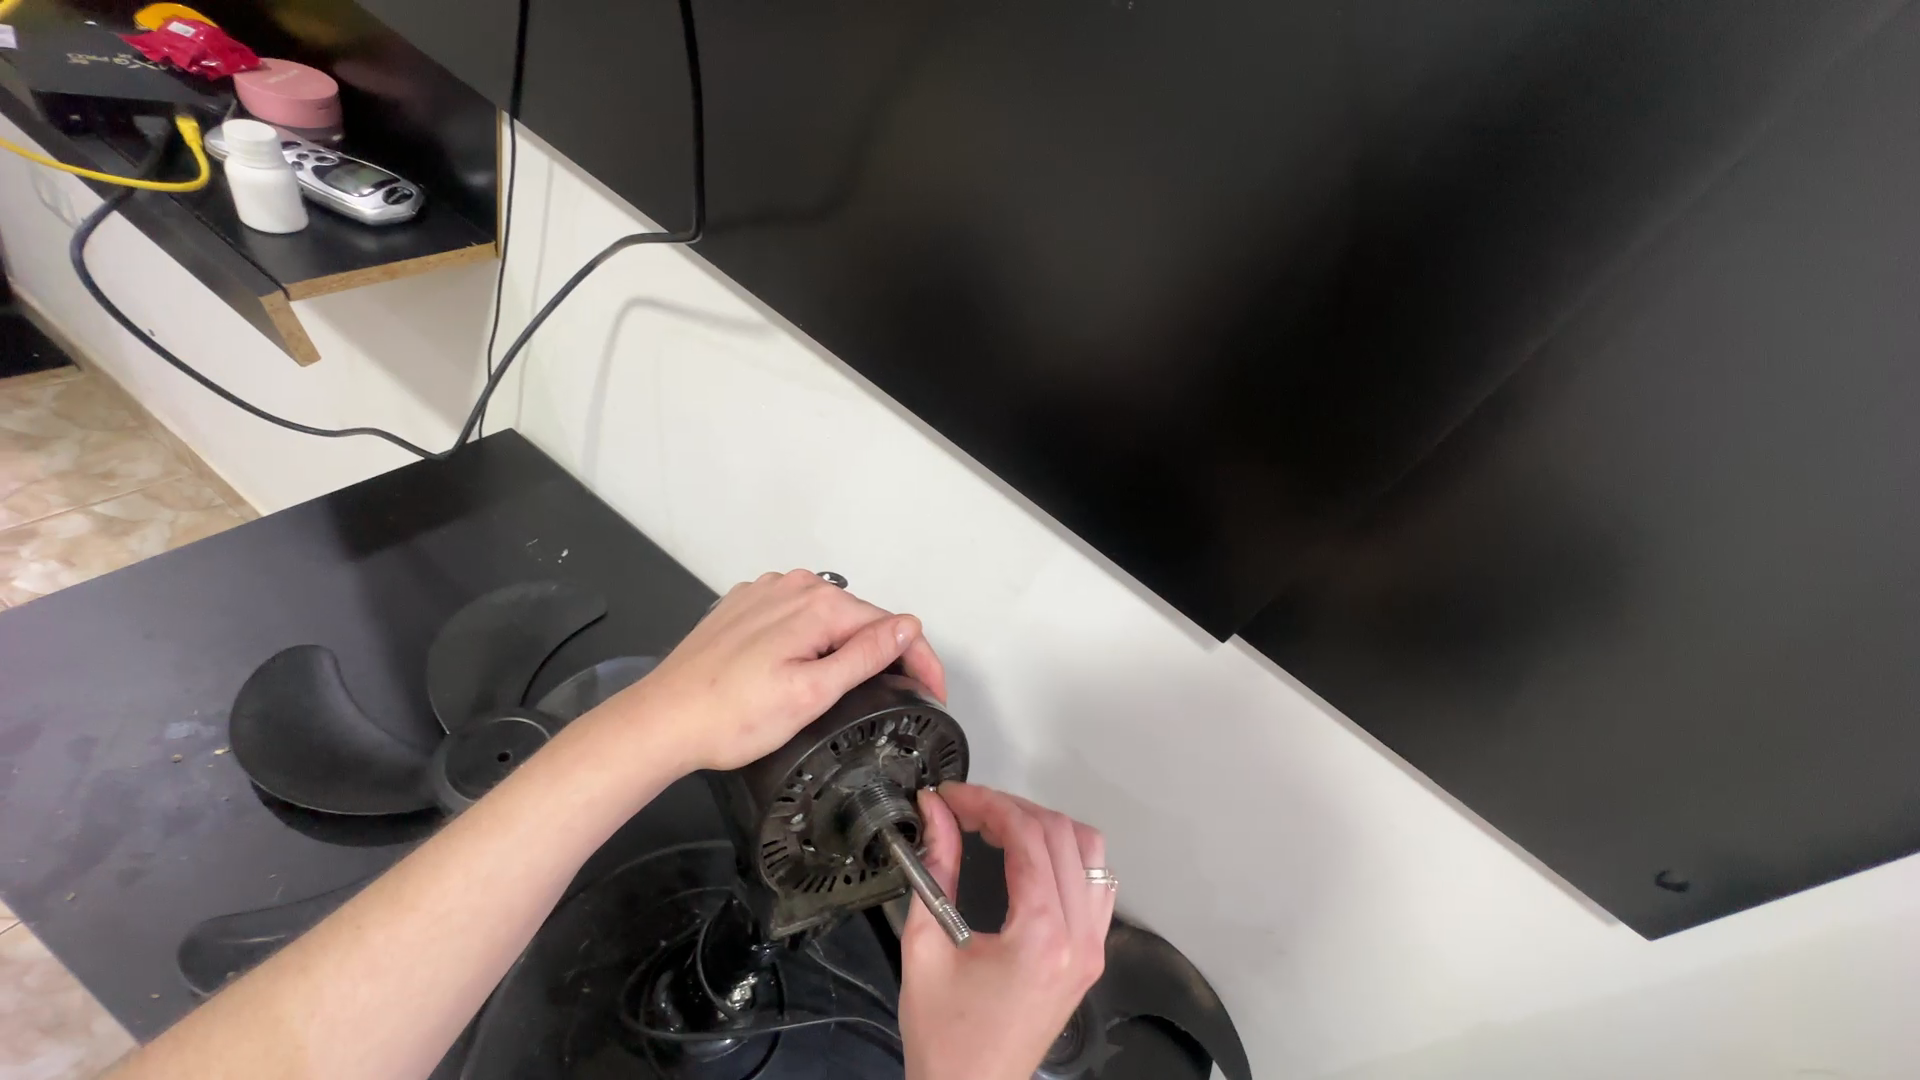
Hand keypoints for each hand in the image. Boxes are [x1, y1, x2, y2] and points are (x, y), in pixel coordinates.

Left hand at [603, 569, 945, 772]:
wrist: (663, 721)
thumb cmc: (731, 716)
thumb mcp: (814, 693)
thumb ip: (866, 655)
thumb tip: (908, 627)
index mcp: (818, 604)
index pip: (891, 626)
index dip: (920, 661)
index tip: (933, 693)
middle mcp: (794, 586)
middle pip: (861, 617)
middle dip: (886, 653)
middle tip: (902, 696)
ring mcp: (766, 592)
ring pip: (829, 616)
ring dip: (849, 645)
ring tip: (859, 686)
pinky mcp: (746, 606)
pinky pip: (797, 616)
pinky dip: (814, 639)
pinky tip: (809, 666)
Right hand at [899, 783, 1112, 1079]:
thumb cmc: (944, 1032)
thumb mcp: (925, 945)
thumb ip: (935, 868)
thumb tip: (936, 812)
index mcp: (1041, 935)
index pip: (1027, 836)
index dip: (986, 803)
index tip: (950, 797)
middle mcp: (1081, 935)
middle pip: (1060, 833)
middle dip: (1009, 807)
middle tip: (965, 808)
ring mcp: (1094, 945)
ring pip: (1089, 850)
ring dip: (1043, 824)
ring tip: (997, 824)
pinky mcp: (1092, 953)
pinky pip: (1097, 881)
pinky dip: (1067, 852)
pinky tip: (1032, 854)